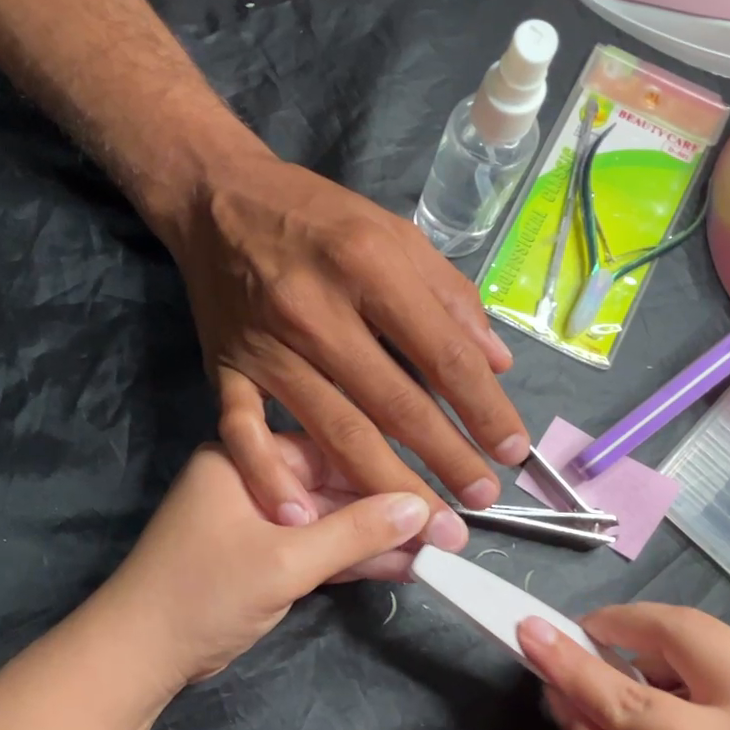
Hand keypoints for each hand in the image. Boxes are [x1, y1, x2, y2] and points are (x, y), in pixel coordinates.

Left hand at [95, 437, 429, 687]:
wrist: (140, 655)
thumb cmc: (204, 592)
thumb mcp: (285, 560)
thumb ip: (354, 532)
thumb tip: (422, 507)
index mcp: (244, 456)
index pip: (330, 449)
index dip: (387, 473)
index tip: (440, 492)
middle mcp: (253, 478)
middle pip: (334, 487)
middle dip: (387, 514)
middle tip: (449, 531)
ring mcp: (257, 519)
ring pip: (329, 522)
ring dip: (375, 541)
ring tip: (437, 553)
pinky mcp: (261, 556)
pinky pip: (316, 548)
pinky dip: (351, 561)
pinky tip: (401, 567)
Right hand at [158, 149, 528, 551]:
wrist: (218, 200)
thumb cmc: (316, 215)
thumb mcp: (393, 231)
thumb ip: (448, 296)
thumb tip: (496, 362)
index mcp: (368, 265)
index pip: (440, 353)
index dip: (483, 407)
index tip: (511, 450)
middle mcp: (317, 312)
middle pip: (393, 405)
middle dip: (445, 460)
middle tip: (479, 505)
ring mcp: (267, 348)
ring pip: (335, 431)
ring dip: (386, 487)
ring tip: (426, 528)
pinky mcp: (227, 370)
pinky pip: (245, 433)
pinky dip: (269, 478)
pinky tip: (301, 519)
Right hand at [516, 606, 729, 729]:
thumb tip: (567, 702)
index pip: (631, 700)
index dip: (570, 664)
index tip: (526, 630)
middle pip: (682, 629)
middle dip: (621, 622)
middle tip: (582, 642)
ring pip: (708, 637)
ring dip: (655, 644)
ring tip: (634, 686)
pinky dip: (689, 665)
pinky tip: (686, 709)